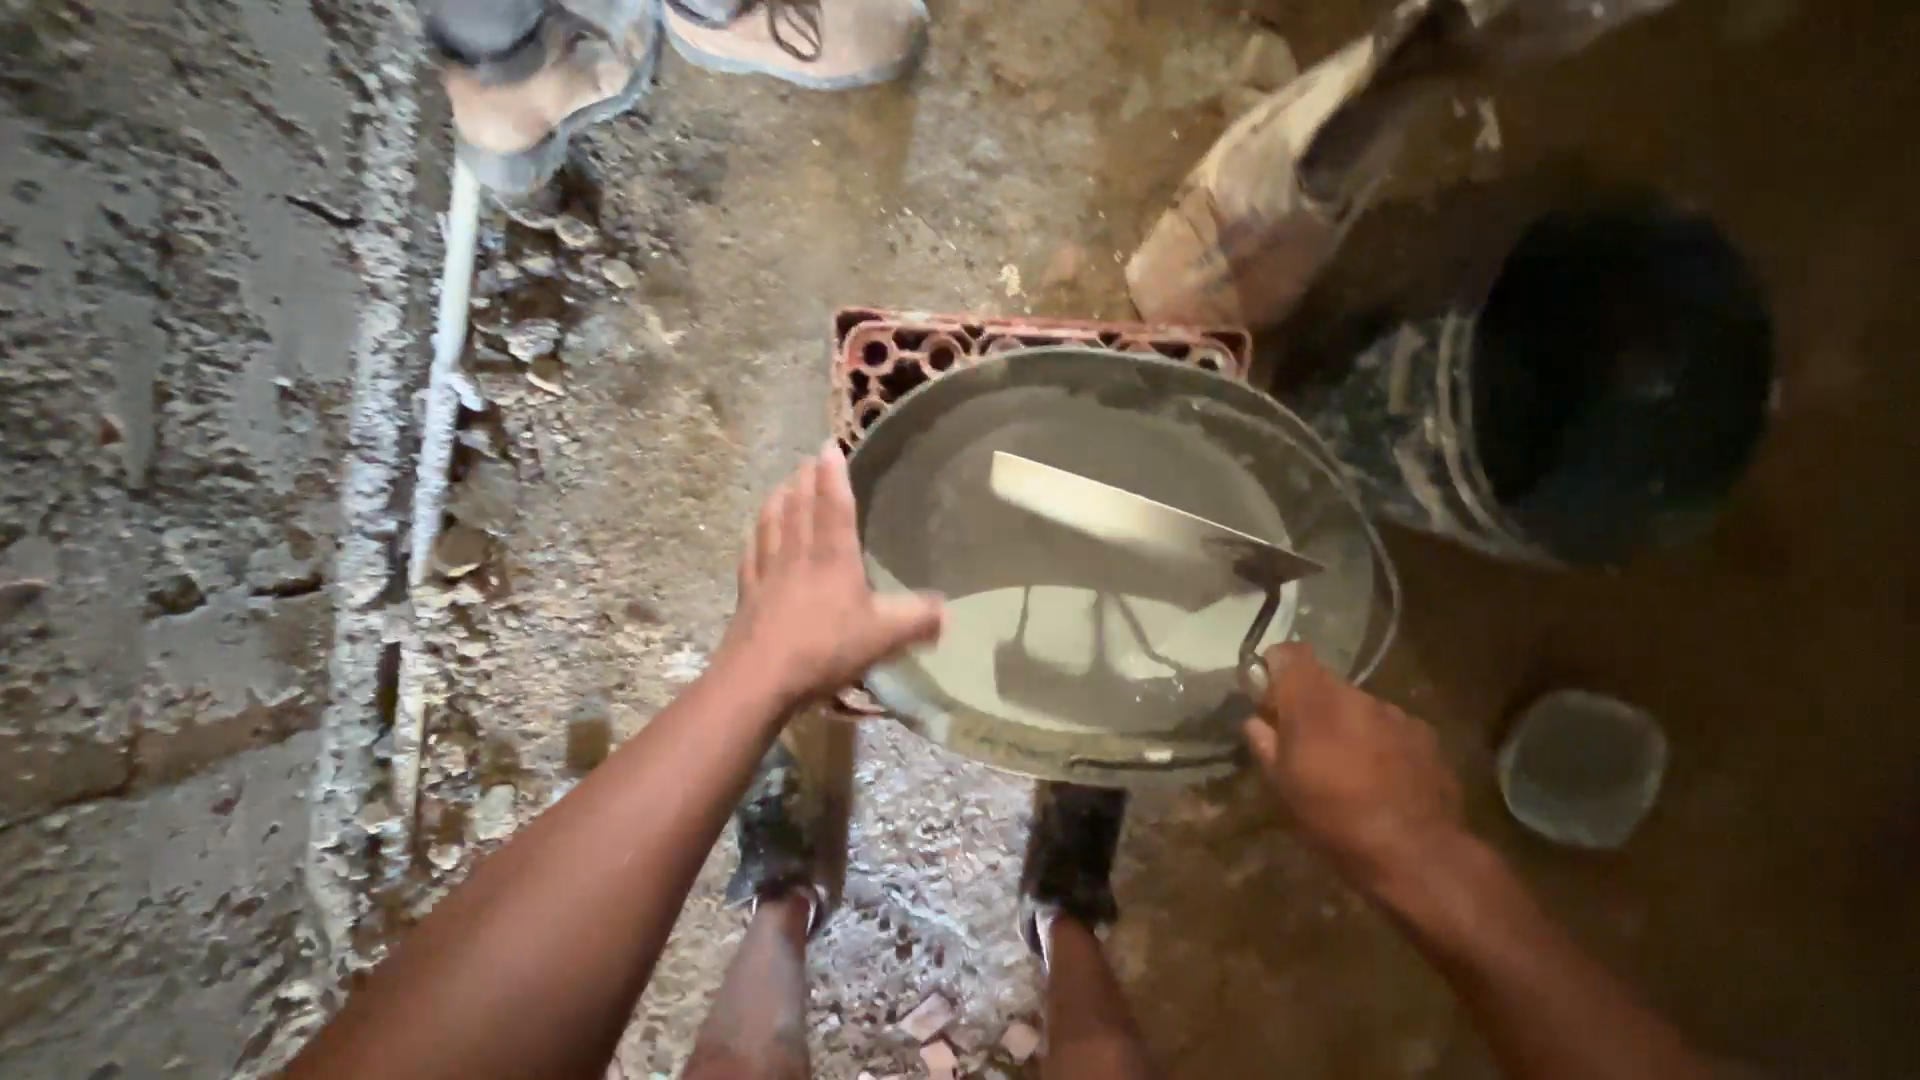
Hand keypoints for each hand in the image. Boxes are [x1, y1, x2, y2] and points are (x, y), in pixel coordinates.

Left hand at [717, 441, 944, 705]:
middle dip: (805, 479)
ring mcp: (768, 573)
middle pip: (799, 506)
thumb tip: (948, 611)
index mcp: (833, 557)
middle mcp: (798, 555)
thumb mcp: (884, 636)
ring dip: (778, 499)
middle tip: (809, 459)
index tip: (830, 445)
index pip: (834, 505)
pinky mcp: (747, 595)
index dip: (833, 474)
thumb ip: (918, 620)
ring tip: (782, 484)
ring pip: (772, 523)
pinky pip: (751, 555)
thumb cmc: (825, 649)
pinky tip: (754, 536)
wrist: (760, 679)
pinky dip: (755, 538)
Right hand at [1243, 643, 1463, 889]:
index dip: (1274, 669)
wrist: (1415, 854)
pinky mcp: (1425, 735)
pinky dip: (1378, 742)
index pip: (1288, 654)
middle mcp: (1354, 696)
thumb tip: (1257, 722)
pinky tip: (1381, 779)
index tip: (1269, 700)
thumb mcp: (1281, 787)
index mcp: (1312, 702)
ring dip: (1346, 724)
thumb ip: (1264, 744)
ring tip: (1347, 766)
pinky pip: (1388, 727)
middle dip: (1310, 704)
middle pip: (1323, 682)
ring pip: (1357, 706)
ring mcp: (1394, 713)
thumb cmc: (1333, 818)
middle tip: (1303, 742)